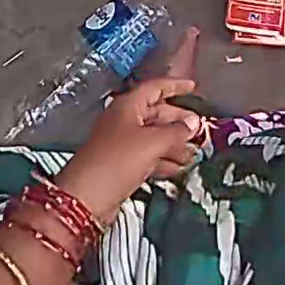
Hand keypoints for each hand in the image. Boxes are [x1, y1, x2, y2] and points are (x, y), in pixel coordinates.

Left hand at [55, 29, 204, 217]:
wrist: (85, 199)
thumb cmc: (117, 161)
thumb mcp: (153, 142)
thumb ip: (177, 131)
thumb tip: (194, 123)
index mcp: (128, 106)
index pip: (156, 88)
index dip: (175, 85)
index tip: (192, 87)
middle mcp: (125, 120)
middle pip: (157, 113)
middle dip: (179, 121)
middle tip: (199, 129)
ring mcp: (122, 143)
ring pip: (154, 136)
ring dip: (174, 144)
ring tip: (193, 153)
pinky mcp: (122, 164)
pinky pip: (148, 155)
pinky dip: (164, 160)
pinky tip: (178, 168)